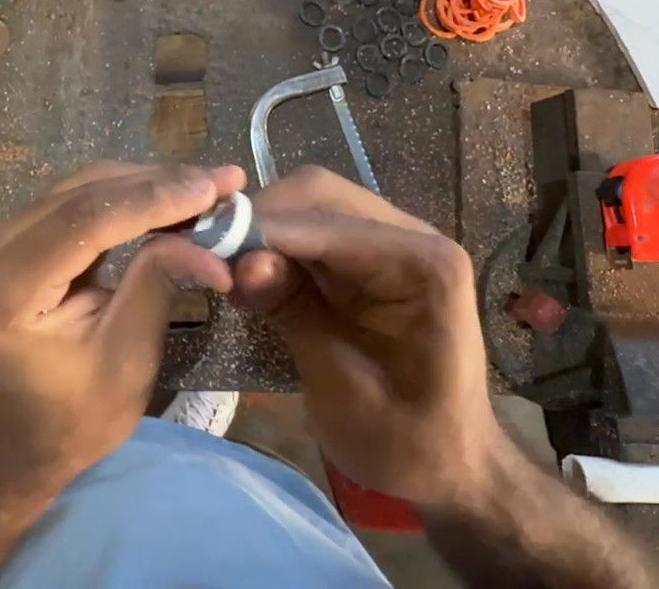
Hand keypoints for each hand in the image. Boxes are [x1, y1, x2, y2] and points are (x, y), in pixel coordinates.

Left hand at [0, 162, 244, 485]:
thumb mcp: (125, 360)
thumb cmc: (70, 418)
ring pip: (81, 187)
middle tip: (225, 180)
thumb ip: (156, 286)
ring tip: (208, 187)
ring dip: (147, 184)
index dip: (154, 198)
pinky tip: (170, 197)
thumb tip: (208, 241)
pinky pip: (73, 201)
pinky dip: (125, 197)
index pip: (85, 220)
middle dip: (159, 184)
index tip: (215, 187)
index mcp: (3, 289)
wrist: (13, 440)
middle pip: (82, 194)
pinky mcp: (10, 233)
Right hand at [232, 166, 505, 511]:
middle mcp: (413, 236)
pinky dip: (277, 245)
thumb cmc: (407, 442)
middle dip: (262, 219)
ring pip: (312, 204)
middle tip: (213, 257)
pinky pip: (314, 229)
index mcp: (425, 266)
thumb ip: (295, 314)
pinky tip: (251, 276)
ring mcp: (393, 240)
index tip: (208, 247)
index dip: (267, 230)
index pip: (330, 223)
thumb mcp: (343, 388)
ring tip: (227, 270)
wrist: (450, 464)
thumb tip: (241, 262)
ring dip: (265, 229)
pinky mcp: (370, 255)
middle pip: (320, 195)